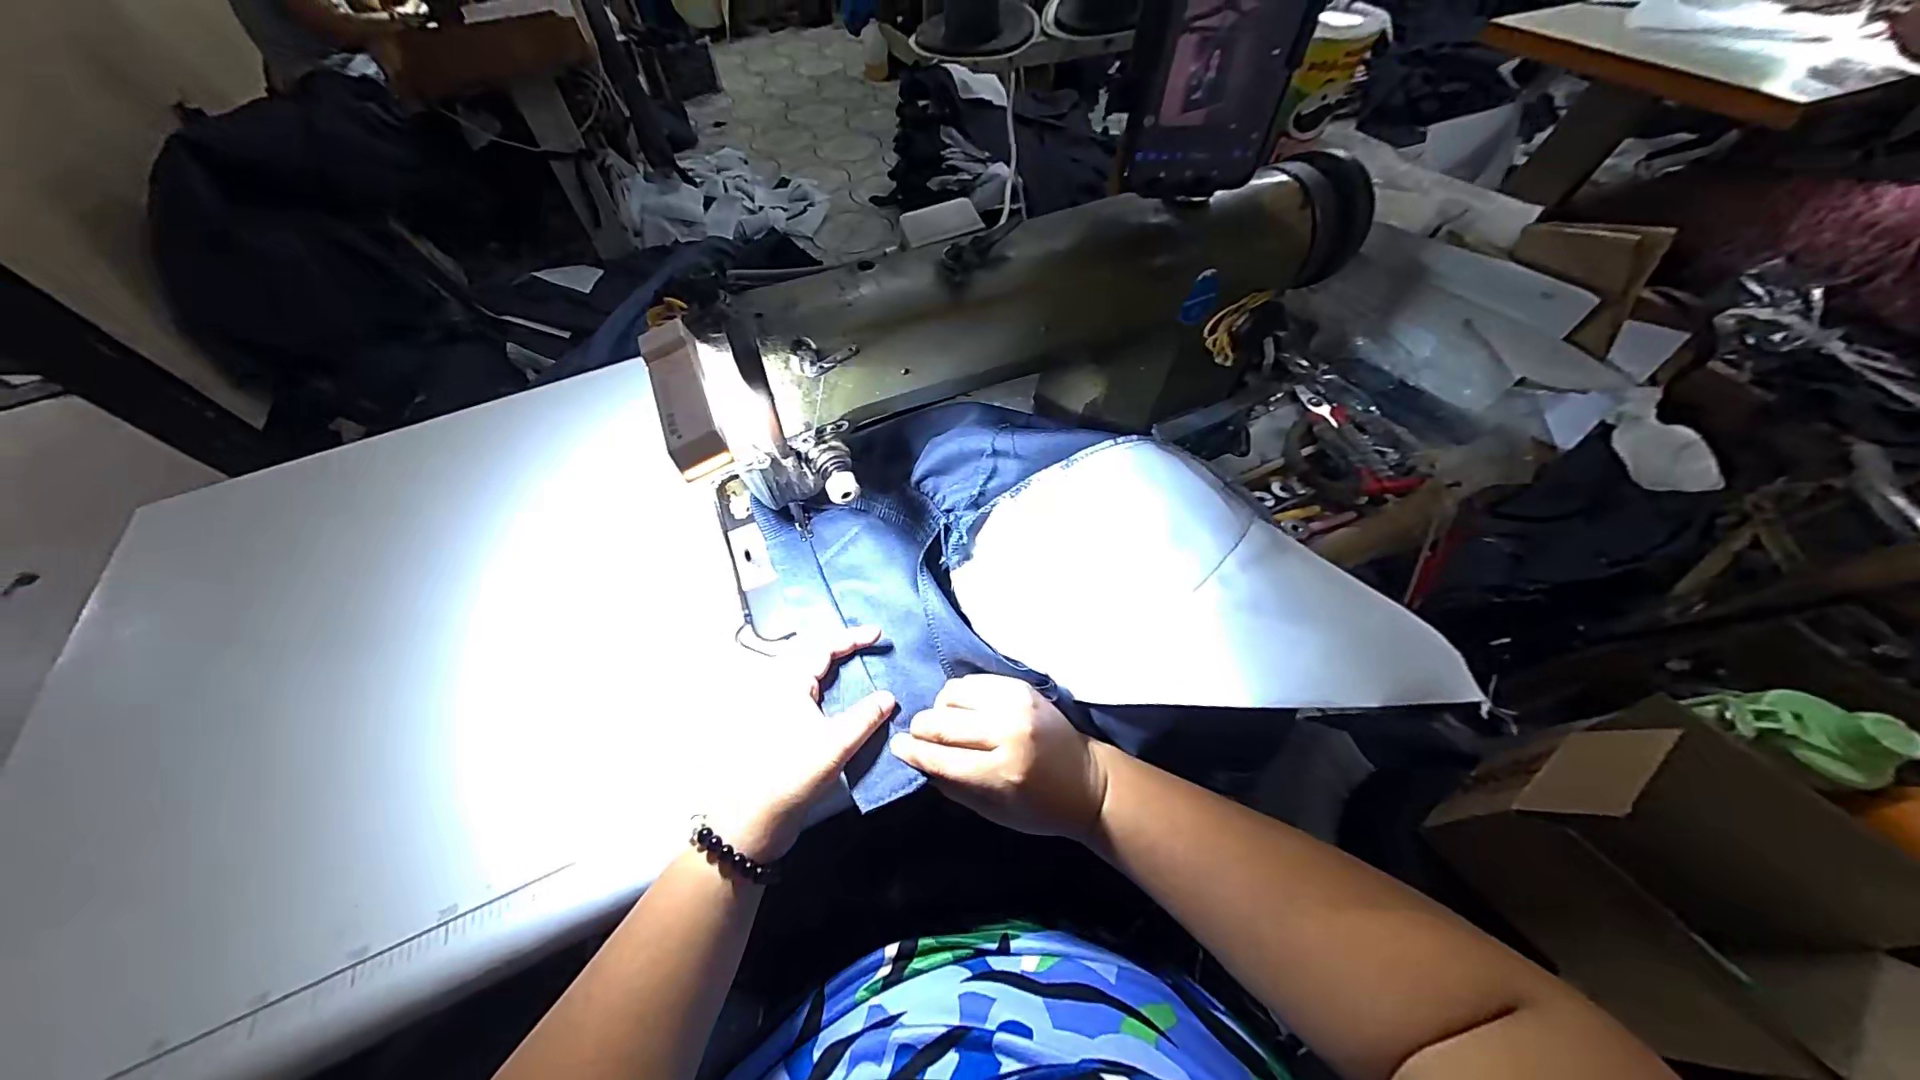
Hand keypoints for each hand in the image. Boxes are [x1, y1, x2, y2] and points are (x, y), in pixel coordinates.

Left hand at [708, 626, 894, 864]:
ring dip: (830, 666)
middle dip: (838, 646)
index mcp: (788, 684)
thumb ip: (865, 717)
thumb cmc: (792, 775)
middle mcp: (778, 690)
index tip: (878, 634)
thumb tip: (888, 696)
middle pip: (809, 654)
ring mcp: (775, 709)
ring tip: (855, 667)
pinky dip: (825, 686)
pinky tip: (839, 700)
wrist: (753, 819)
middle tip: (866, 646)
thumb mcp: (836, 744)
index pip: (822, 647)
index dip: (851, 637)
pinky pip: (805, 693)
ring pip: (805, 674)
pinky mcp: (777, 728)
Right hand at [889, 674, 1110, 842]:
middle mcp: (1008, 732)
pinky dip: (961, 695)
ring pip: (953, 693)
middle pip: (941, 722)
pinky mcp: (1022, 687)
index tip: (897, 747)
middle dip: (920, 729)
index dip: (911, 752)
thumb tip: (917, 759)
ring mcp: (1016, 704)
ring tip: (947, 723)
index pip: (940, 757)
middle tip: (917, 736)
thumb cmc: (1039, 807)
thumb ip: (951, 785)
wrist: (1088, 781)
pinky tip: (966, 709)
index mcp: (1001, 772)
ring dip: (941, 709)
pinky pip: (973, 680)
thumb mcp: (992, 812)